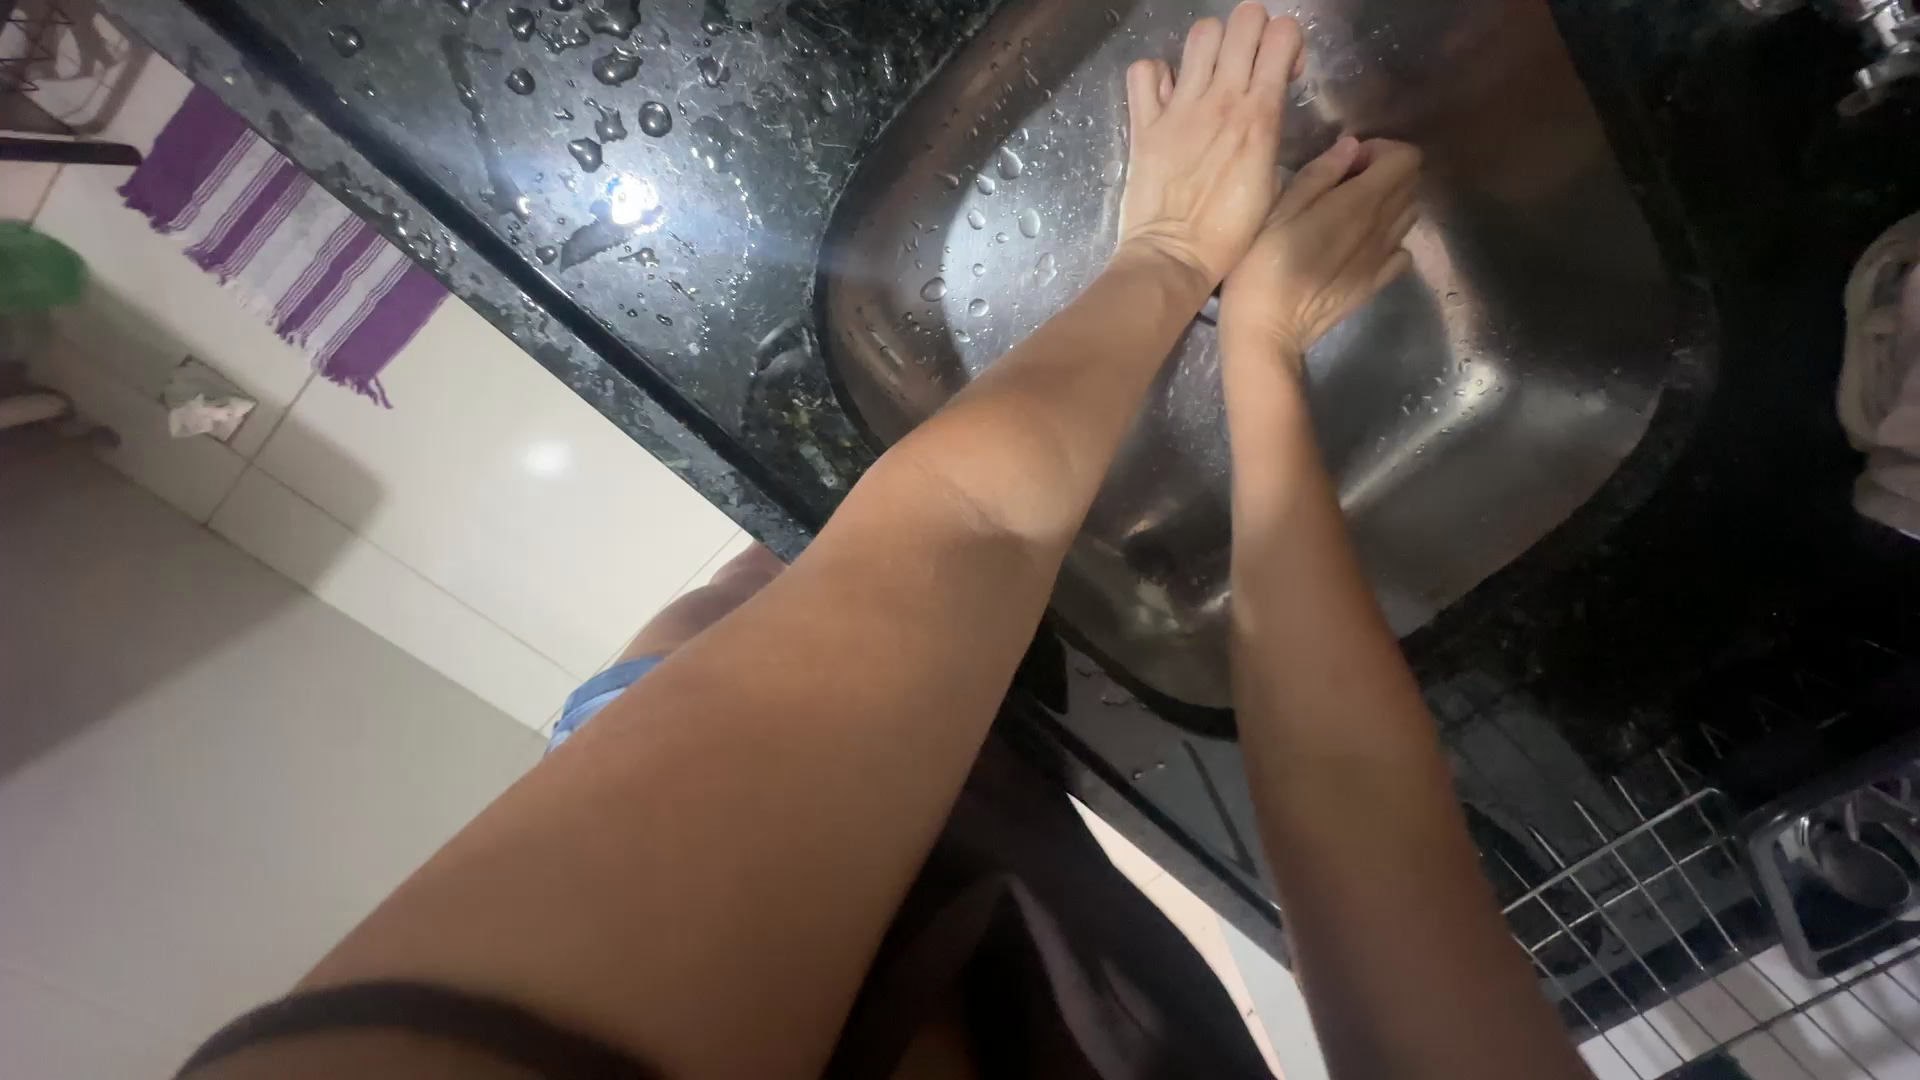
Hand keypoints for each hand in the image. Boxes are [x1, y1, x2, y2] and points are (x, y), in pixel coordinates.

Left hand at [1118, 3, 1304, 291]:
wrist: (1173, 260)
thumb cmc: (1227, 236)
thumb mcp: (1271, 186)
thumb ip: (1269, 138)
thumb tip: (1265, 118)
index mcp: (1260, 114)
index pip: (1283, 33)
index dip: (1286, 44)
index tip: (1282, 73)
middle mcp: (1221, 100)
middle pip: (1243, 20)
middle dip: (1250, 33)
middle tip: (1245, 67)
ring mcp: (1179, 110)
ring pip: (1199, 35)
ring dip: (1208, 47)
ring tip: (1206, 78)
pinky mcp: (1144, 127)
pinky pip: (1144, 73)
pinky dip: (1153, 76)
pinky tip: (1163, 96)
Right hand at [1218, 137, 1422, 365]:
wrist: (1267, 333)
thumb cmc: (1259, 270)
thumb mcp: (1275, 213)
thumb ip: (1316, 176)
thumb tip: (1349, 149)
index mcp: (1358, 203)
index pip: (1405, 157)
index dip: (1379, 152)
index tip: (1346, 166)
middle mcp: (1381, 226)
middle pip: (1410, 184)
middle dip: (1384, 176)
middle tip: (1344, 190)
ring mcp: (1382, 258)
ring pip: (1408, 215)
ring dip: (1387, 207)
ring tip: (1349, 219)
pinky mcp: (1375, 284)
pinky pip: (1401, 252)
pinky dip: (1387, 242)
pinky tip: (1358, 249)